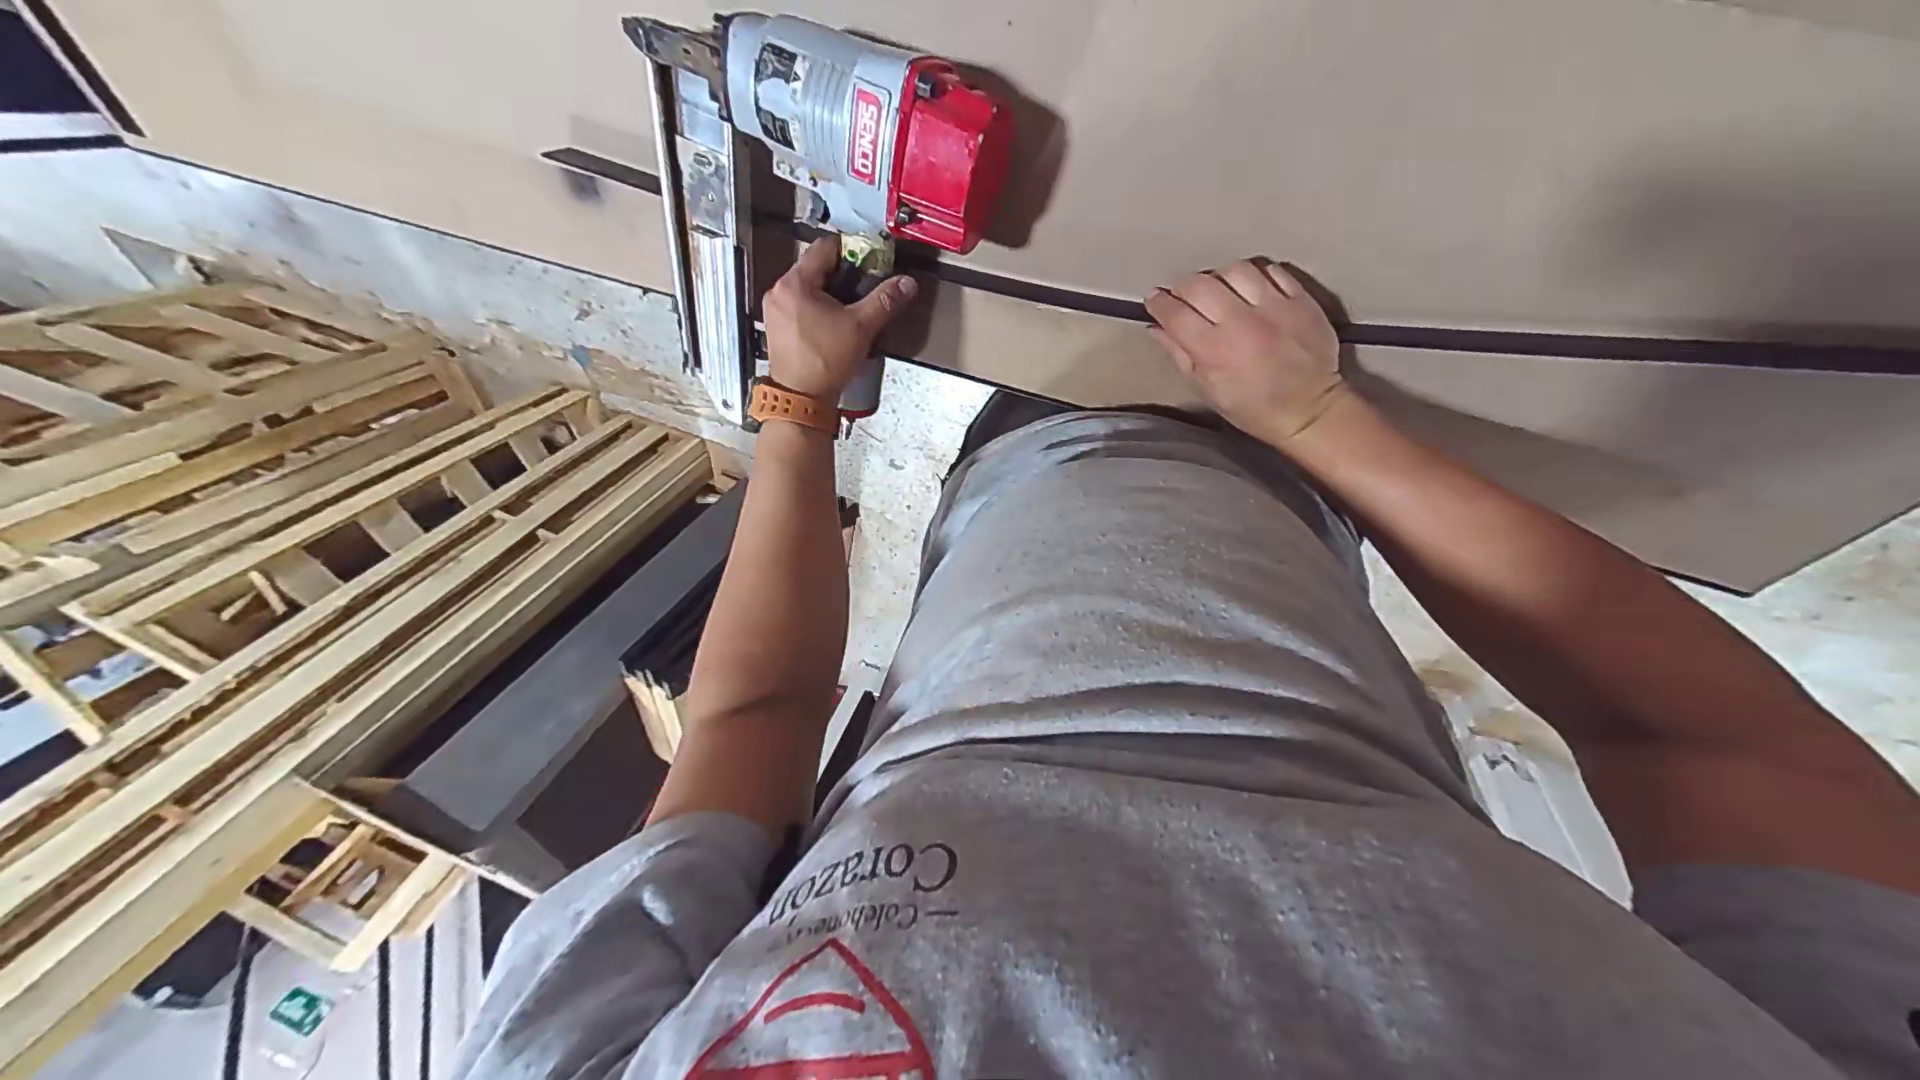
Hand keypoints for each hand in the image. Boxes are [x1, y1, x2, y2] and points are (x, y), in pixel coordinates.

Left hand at [763, 237, 918, 399]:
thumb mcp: (861, 328)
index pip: (825, 248)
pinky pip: (799, 307)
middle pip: (815, 268)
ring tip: (851, 309)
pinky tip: (834, 325)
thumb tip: (905, 284)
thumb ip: (885, 301)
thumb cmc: (823, 364)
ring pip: (807, 289)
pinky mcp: (778, 329)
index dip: (851, 252)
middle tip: (864, 288)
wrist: (802, 400)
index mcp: (794, 283)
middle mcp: (779, 293)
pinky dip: (817, 310)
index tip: (868, 262)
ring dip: (829, 294)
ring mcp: (775, 312)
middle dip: (842, 275)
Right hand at [1145, 259, 1348, 446]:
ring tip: (1219, 291)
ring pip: (1234, 270)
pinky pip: (1271, 271)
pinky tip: (1249, 290)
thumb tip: (1157, 327)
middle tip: (1183, 297)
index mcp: (1214, 351)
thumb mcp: (1207, 389)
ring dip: (1219, 278)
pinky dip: (1255, 276)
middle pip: (1200, 284)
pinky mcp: (1300, 301)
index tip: (1154, 300)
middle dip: (1183, 287)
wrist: (1307, 410)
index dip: (1159, 303)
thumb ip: (1180, 354)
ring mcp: (1274, 308)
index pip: (1175, 313)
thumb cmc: (1252, 408)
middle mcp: (1242, 323)